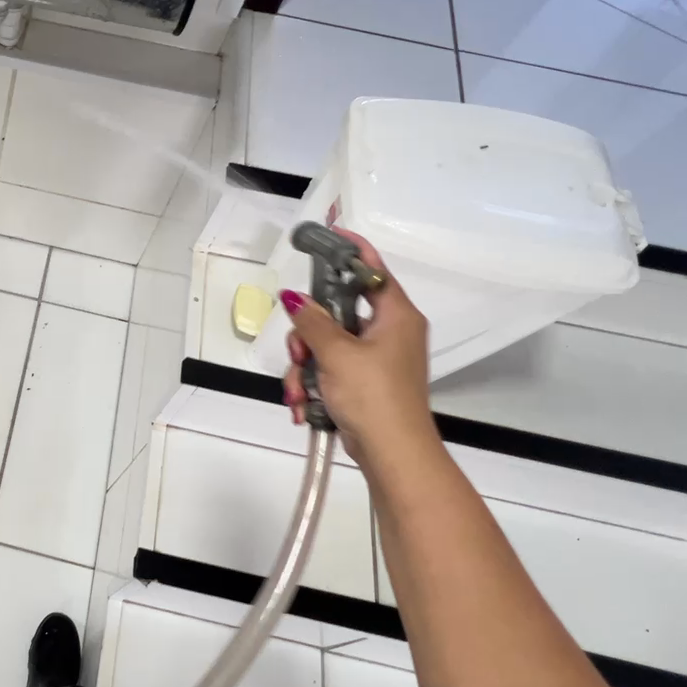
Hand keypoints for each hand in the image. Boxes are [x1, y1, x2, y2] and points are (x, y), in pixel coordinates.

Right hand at [279, 229, 435, 462]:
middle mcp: (388, 332)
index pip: (372, 270)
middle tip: (299, 355)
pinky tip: (302, 405)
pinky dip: (311, 385)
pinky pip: (327, 370)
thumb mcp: (336, 353)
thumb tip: (291, 296)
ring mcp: (374, 359)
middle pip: (334, 314)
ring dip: (303, 368)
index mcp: (395, 316)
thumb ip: (312, 322)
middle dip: (306, 337)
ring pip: (323, 346)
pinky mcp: (361, 383)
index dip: (349, 251)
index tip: (326, 234)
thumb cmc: (372, 395)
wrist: (392, 452)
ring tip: (299, 392)